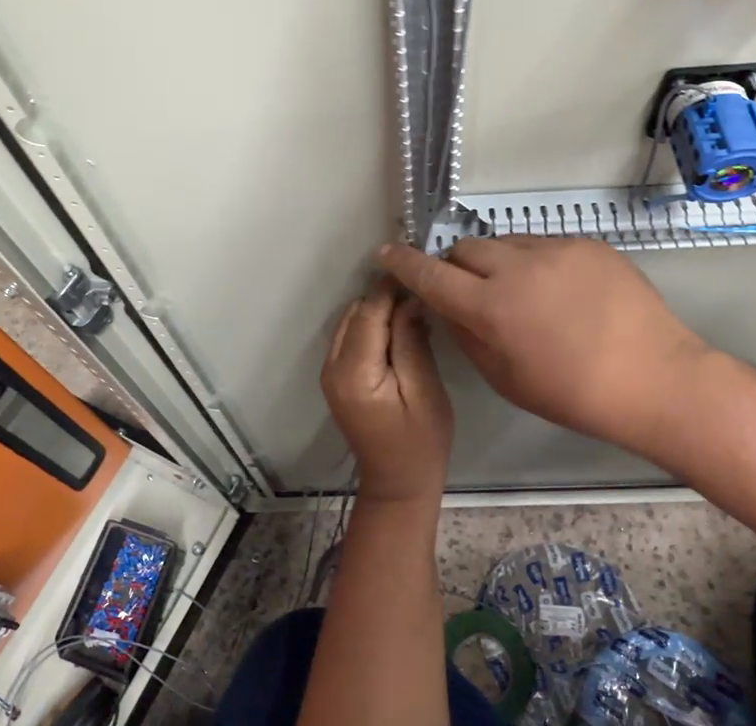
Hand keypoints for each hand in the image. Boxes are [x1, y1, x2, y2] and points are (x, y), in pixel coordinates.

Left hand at [321, 279, 454, 500]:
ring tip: (414, 309)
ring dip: (378, 311)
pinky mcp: (337, 379)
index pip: (369, 313)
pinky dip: (372, 327)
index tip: (419, 271)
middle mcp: (333, 367)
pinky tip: (399, 330)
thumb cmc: (421, 442)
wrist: (398, 484)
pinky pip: (351, 338)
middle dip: (385, 299)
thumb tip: (409, 299)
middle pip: (356, 313)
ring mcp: (331, 374)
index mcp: (354, 371)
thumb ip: (411, 342)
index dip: (392, 289)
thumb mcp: (424, 391)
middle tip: (422, 293)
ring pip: (351, 322)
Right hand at [375, 237, 717, 452]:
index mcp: (491, 307)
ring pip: (504, 243)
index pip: (430, 274)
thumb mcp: (506, 379)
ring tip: (522, 294)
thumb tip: (446, 307)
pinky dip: (535, 262)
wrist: (655, 378)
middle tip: (471, 292)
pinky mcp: (586, 244)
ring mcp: (555, 250)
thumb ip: (467, 336)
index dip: (404, 264)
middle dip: (456, 265)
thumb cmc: (574, 394)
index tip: (387, 253)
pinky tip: (559, 292)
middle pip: (464, 248)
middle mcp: (517, 267)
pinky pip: (542, 245)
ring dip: (497, 263)